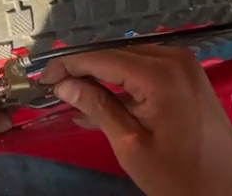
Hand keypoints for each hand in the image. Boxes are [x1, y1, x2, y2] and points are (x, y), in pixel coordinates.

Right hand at [38, 46, 231, 195]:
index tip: (42, 78)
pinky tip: (105, 98)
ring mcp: (183, 63)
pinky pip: (147, 67)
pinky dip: (124, 80)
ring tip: (74, 95)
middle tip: (55, 87)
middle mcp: (172, 56)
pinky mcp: (189, 74)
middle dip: (83, 69)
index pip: (100, 57)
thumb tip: (63, 84)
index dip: (67, 66)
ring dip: (102, 74)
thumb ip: (97, 108)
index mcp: (158, 72)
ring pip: (129, 58)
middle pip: (114, 54)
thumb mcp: (133, 148)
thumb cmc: (183, 179)